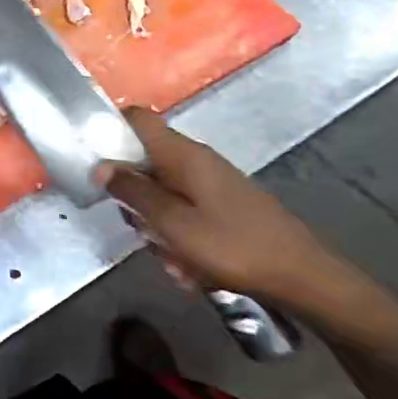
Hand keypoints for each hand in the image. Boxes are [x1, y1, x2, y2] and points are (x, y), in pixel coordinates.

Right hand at [106, 107, 341, 306]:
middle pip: (145, 161)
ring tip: (170, 258)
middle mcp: (197, 161)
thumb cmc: (233, 246)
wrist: (307, 280)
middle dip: (132, 193)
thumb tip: (100, 165)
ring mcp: (213, 184)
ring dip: (157, 223)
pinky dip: (180, 235)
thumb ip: (133, 191)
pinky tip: (189, 267)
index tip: (90, 152)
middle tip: (133, 223)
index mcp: (182, 154)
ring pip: (163, 193)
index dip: (109, 126)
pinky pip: (186, 212)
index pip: (137, 118)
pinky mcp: (225, 206)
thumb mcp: (171, 222)